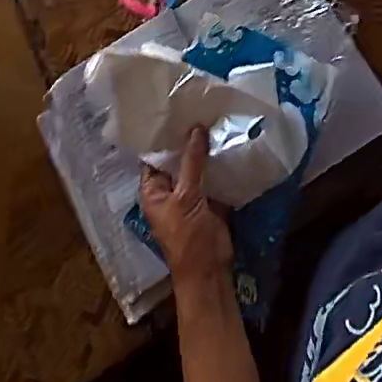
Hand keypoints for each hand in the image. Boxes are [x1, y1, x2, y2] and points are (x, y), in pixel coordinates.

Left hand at [140, 126, 232, 288]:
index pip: (154, 156)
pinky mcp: (210, 201)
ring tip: (215, 119)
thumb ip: (191, 162)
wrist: (211, 274)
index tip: (175, 110)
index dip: (163, 136)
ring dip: (205, 150)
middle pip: (177, 160)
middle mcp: (169, 190)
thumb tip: (195, 127)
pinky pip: (213, 177)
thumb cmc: (188, 239)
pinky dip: (219, 164)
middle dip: (188, 139)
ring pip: (197, 167)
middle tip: (200, 108)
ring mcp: (190, 196)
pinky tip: (228, 142)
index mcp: (153, 191)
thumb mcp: (186, 198)